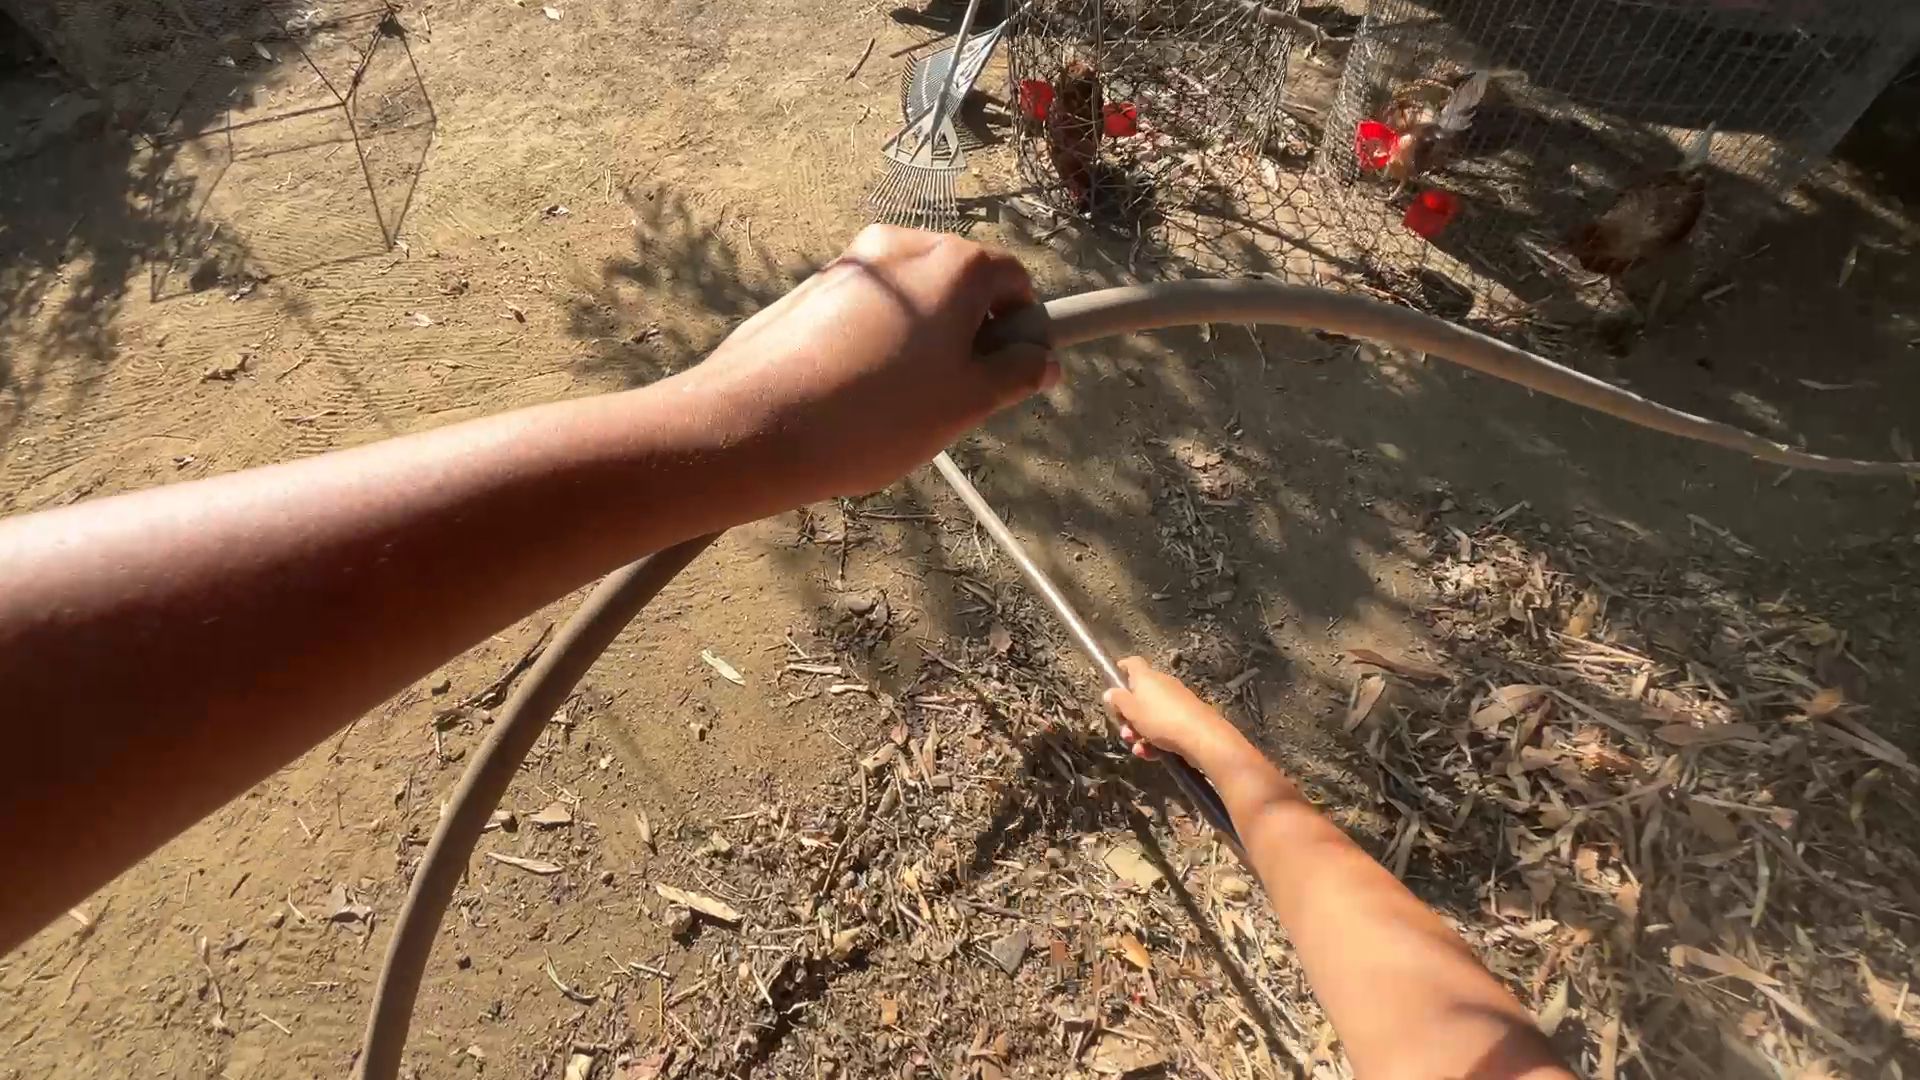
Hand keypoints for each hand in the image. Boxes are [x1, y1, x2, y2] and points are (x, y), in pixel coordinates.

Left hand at [677, 226, 1055, 509]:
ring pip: (915, 301)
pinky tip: (859, 392)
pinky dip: (882, 342)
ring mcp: (852, 263)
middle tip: (953, 397)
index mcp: (954, 265)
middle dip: (971, 335)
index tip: (1010, 374)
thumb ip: (1017, 374)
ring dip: (926, 343)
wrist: (758, 425)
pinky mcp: (813, 288)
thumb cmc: (879, 415)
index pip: (1014, 280)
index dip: (1023, 327)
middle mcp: (903, 246)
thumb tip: (1045, 358)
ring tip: (899, 403)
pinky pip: (871, 310)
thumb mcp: (967, 402)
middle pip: (962, 285)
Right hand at [1104, 657, 1263, 776]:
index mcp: (1146, 677)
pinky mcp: (1186, 719)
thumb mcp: (1131, 710)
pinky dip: (1155, 740)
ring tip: (1137, 746)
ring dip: (1139, 731)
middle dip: (1128, 714)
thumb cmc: (1160, 719)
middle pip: (1139, 695)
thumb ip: (1118, 700)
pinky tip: (1150, 754)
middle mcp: (1162, 685)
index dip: (1122, 668)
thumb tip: (1110, 692)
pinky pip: (1164, 726)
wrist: (1201, 736)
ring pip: (1150, 715)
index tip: (1115, 679)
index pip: (1133, 663)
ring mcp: (1176, 702)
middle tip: (1124, 729)